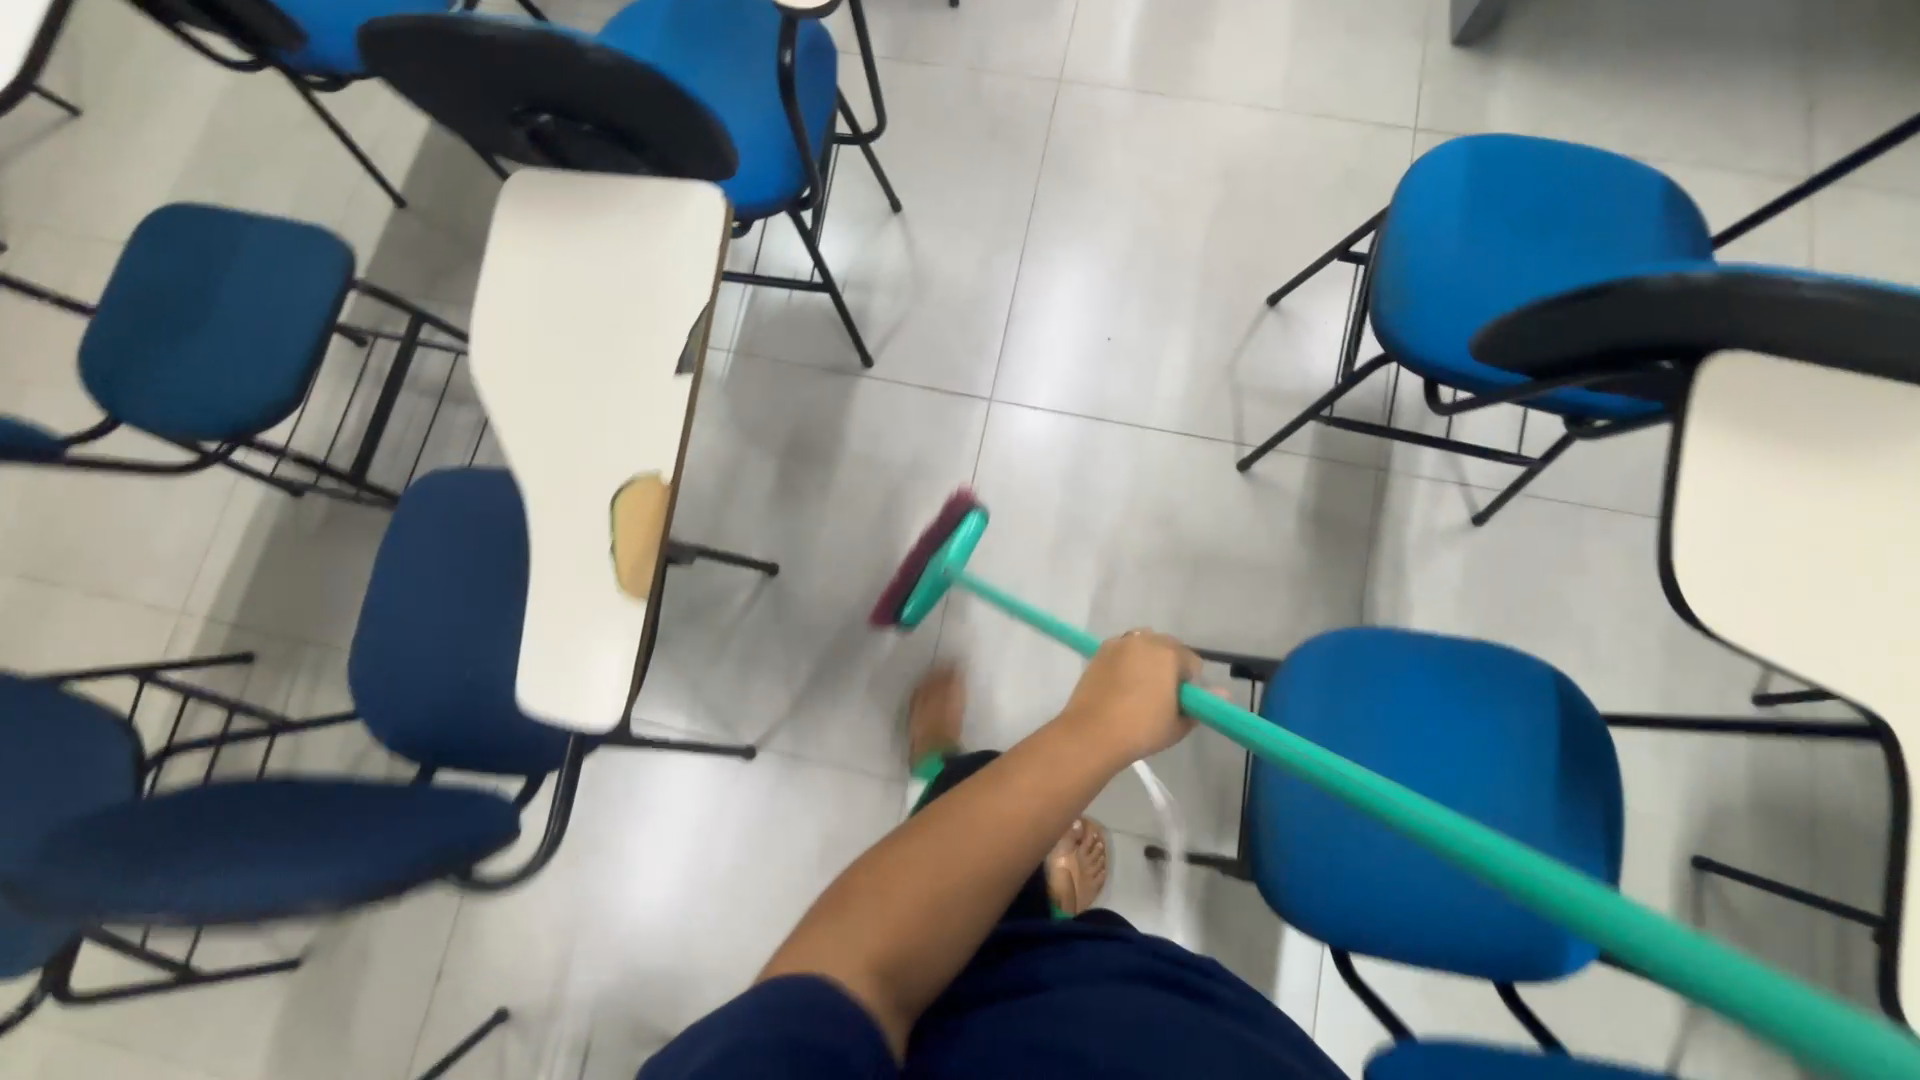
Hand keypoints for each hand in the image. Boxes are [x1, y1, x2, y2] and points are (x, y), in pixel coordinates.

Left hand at [1056, 629, 1201, 766]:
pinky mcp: (1099, 652)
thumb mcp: (1178, 724)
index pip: (1192, 662)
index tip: (1181, 702)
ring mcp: (1119, 644)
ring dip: (1148, 658)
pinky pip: (1122, 650)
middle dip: (1170, 665)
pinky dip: (1126, 660)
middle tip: (1162, 695)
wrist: (1092, 732)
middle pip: (1167, 647)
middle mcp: (1144, 641)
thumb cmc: (1142, 729)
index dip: (1190, 682)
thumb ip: (1201, 705)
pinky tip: (1121, 683)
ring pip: (1143, 644)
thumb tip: (1223, 693)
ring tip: (1141, 686)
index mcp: (1169, 654)